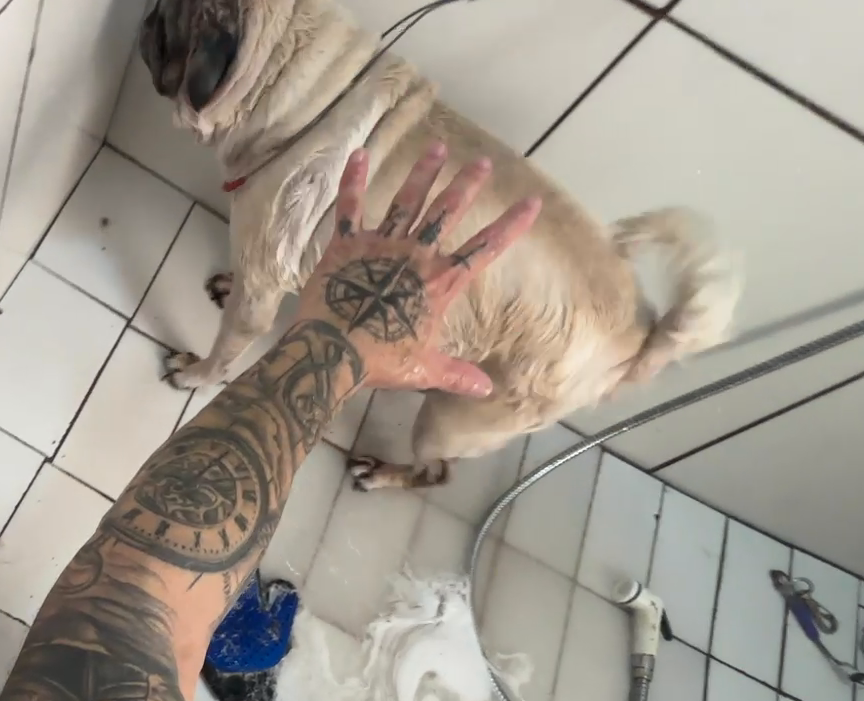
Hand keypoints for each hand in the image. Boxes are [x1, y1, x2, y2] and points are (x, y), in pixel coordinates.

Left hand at [295, 144, 539, 395]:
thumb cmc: (378, 361)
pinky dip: (353, 180)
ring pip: (406, 202)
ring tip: (437, 149)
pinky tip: (358, 153)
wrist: (333, 352)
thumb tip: (487, 389)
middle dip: (466, 186)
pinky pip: (349, 207)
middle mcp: (416, 256)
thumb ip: (454, 375)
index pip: (484, 249)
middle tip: (482, 163)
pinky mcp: (345, 246)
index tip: (530, 202)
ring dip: (423, 174)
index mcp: (440, 284)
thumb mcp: (422, 370)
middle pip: (447, 213)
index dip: (509, 226)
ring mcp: (380, 246)